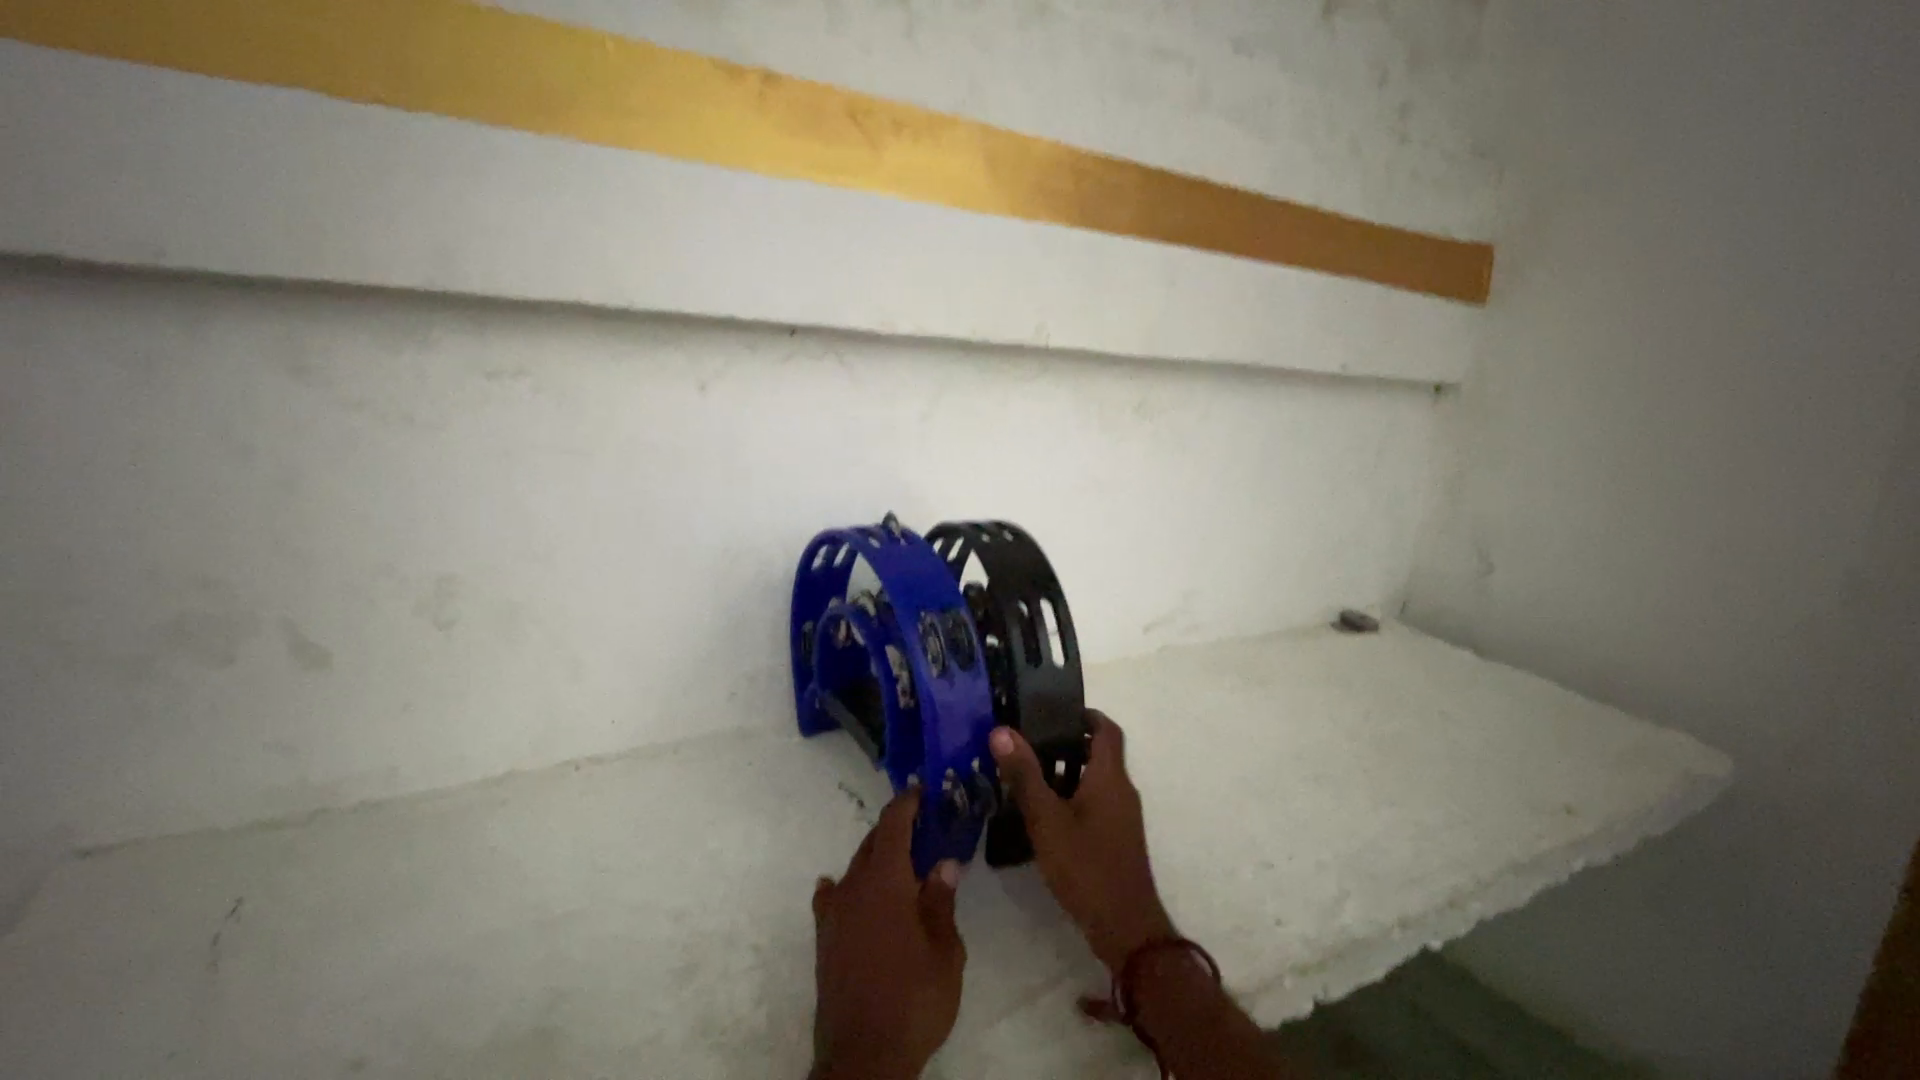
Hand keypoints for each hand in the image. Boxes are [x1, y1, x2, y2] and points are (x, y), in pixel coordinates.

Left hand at [810, 789, 965, 1079]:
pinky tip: (841, 888)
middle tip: (924, 827)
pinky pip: (833, 899)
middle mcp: (853, 888)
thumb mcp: (945, 952)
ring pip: (854, 869)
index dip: (907, 803)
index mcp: (885, 882)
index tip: (922, 789)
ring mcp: (833, 915)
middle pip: (872, 843)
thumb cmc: (915, 998)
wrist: (864, 1055)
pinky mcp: (824, 940)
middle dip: (896, 829)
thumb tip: (943, 864)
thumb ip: (941, 902)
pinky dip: (843, 887)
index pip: (893, 826)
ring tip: (901, 862)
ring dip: (876, 858)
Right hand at [990, 710, 1175, 969]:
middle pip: (1097, 753)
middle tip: (1024, 743)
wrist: (1124, 926)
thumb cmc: (1086, 866)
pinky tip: (1039, 815)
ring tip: (1023, 775)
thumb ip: (1024, 775)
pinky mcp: (1115, 839)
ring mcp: (1121, 817)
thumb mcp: (1046, 819)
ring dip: (1063, 773)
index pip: (1106, 729)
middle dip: (1063, 744)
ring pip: (1092, 781)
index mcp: (1110, 776)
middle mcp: (1121, 790)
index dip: (1083, 714)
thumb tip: (1002, 731)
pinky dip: (1069, 798)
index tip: (1050, 710)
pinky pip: (1093, 804)